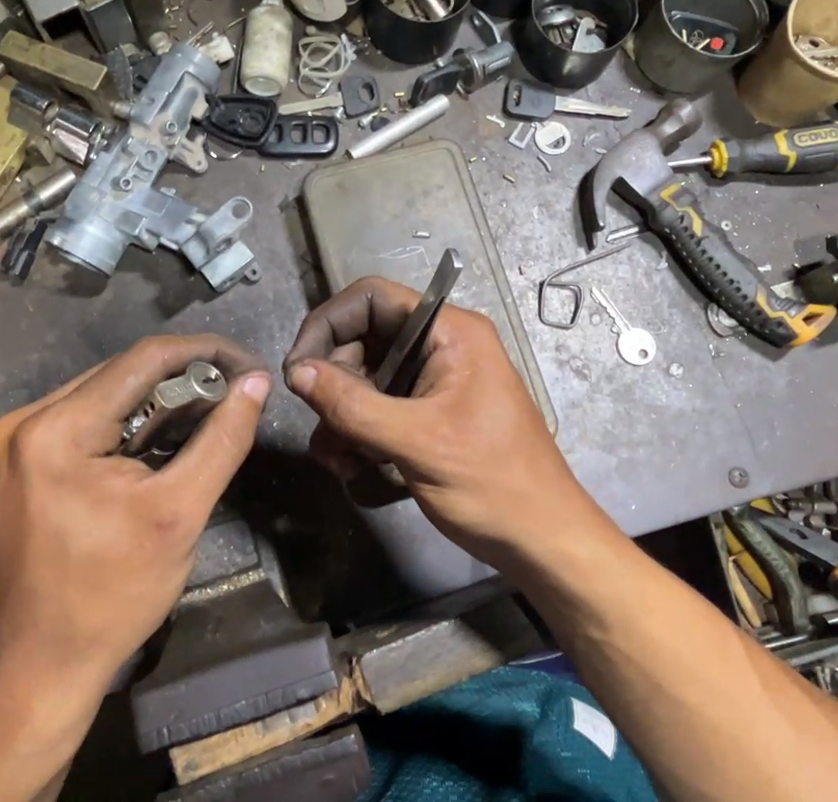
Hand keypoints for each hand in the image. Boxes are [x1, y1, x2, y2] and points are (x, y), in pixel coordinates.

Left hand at [0, 335, 270, 684]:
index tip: (251, 368)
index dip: (205, 354)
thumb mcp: (179, 513)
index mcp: (55, 429)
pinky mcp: (24, 458)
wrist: (48, 660)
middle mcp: (27, 420)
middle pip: (124, 373)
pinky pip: (91, 418)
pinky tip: (166, 441)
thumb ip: (221, 440)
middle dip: (186, 379)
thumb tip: (257, 383)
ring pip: (109, 392)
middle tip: (237, 397)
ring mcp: (18, 439)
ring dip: (162, 401)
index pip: (143, 360)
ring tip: (210, 418)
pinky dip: (133, 423)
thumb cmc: (115, 594)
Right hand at [283, 278, 611, 574]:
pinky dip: (359, 432)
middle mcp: (440, 345)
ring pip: (366, 378)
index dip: (327, 324)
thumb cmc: (491, 483)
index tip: (298, 368)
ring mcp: (436, 380)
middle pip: (364, 339)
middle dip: (333, 383)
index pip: (372, 298)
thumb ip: (353, 404)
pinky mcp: (430, 412)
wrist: (541, 540)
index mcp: (449, 331)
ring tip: (339, 462)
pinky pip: (379, 406)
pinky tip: (354, 468)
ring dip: (342, 416)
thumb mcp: (416, 442)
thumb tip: (296, 372)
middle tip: (320, 427)